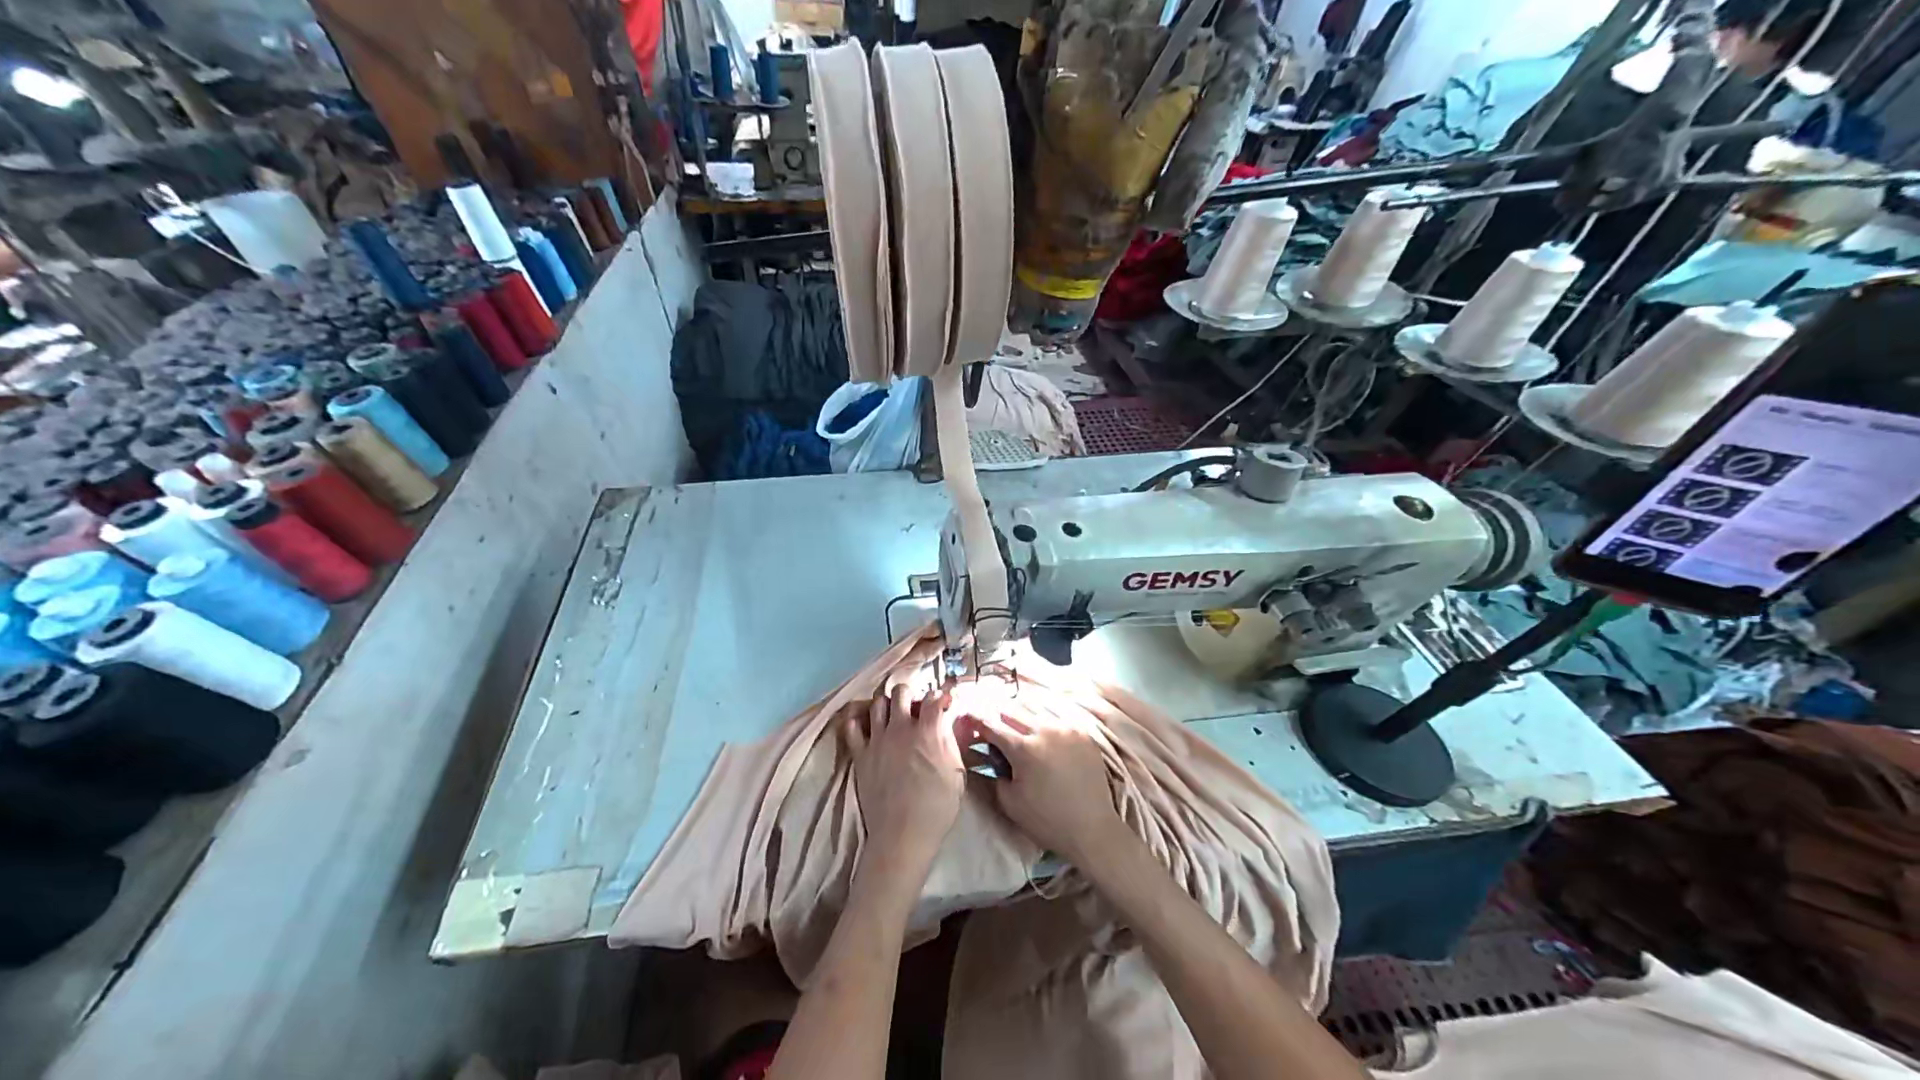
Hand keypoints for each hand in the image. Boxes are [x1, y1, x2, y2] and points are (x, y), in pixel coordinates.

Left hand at [845, 685, 965, 865]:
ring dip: (887, 705)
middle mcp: (901, 727)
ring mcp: (877, 738)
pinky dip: (860, 721)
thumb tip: (952, 722)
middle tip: (916, 708)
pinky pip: (852, 726)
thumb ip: (953, 742)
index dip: (941, 697)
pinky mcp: (860, 753)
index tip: (943, 704)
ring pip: (878, 703)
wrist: (903, 833)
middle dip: (911, 695)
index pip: (934, 697)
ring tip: (893, 716)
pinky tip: (868, 727)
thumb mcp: (957, 773)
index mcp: (928, 731)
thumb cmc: (937, 807)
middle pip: (902, 692)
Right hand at [972, 709, 1125, 863]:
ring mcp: (1067, 729)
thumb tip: (980, 756)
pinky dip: (1043, 717)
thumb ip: (990, 774)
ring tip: (1012, 720)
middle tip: (989, 719)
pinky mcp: (1083, 734)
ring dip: (1019, 712)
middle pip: (1012, 709)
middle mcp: (1045, 730)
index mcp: (1023, 748)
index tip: (965, 716)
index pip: (991, 724)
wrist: (1092, 829)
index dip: (975, 719)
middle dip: (996, 713)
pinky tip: (1039, 726)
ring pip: (1036, 708)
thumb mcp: (1009, 802)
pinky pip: (1058, 716)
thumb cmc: (1046, 820)